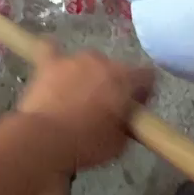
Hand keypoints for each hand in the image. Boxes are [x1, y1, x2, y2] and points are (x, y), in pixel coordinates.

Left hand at [15, 42, 155, 171]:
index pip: (147, 76)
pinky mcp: (49, 64)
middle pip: (115, 68)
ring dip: (85, 75)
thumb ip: (126, 123)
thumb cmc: (87, 144)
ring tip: (74, 98)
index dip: (142, 92)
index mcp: (126, 79)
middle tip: (102, 108)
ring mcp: (74, 60)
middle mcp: (103, 62)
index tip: (133, 108)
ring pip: (86, 62)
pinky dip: (53, 56)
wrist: (46, 139)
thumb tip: (124, 118)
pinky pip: (51, 50)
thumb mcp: (120, 142)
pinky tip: (52, 66)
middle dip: (112, 84)